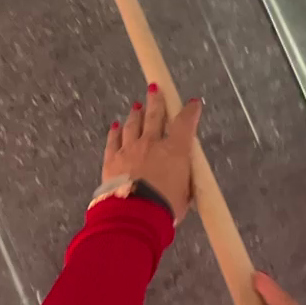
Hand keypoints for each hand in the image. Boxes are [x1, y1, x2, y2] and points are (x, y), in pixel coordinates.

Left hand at [102, 84, 202, 221]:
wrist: (133, 216)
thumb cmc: (165, 208)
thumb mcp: (185, 196)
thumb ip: (185, 183)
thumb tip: (184, 180)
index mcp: (175, 151)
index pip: (185, 123)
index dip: (191, 111)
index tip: (194, 103)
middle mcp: (152, 143)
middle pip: (154, 116)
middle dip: (156, 100)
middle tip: (155, 88)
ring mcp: (129, 149)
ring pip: (132, 125)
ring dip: (135, 114)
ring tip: (136, 106)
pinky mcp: (112, 160)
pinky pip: (113, 141)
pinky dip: (115, 132)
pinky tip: (115, 126)